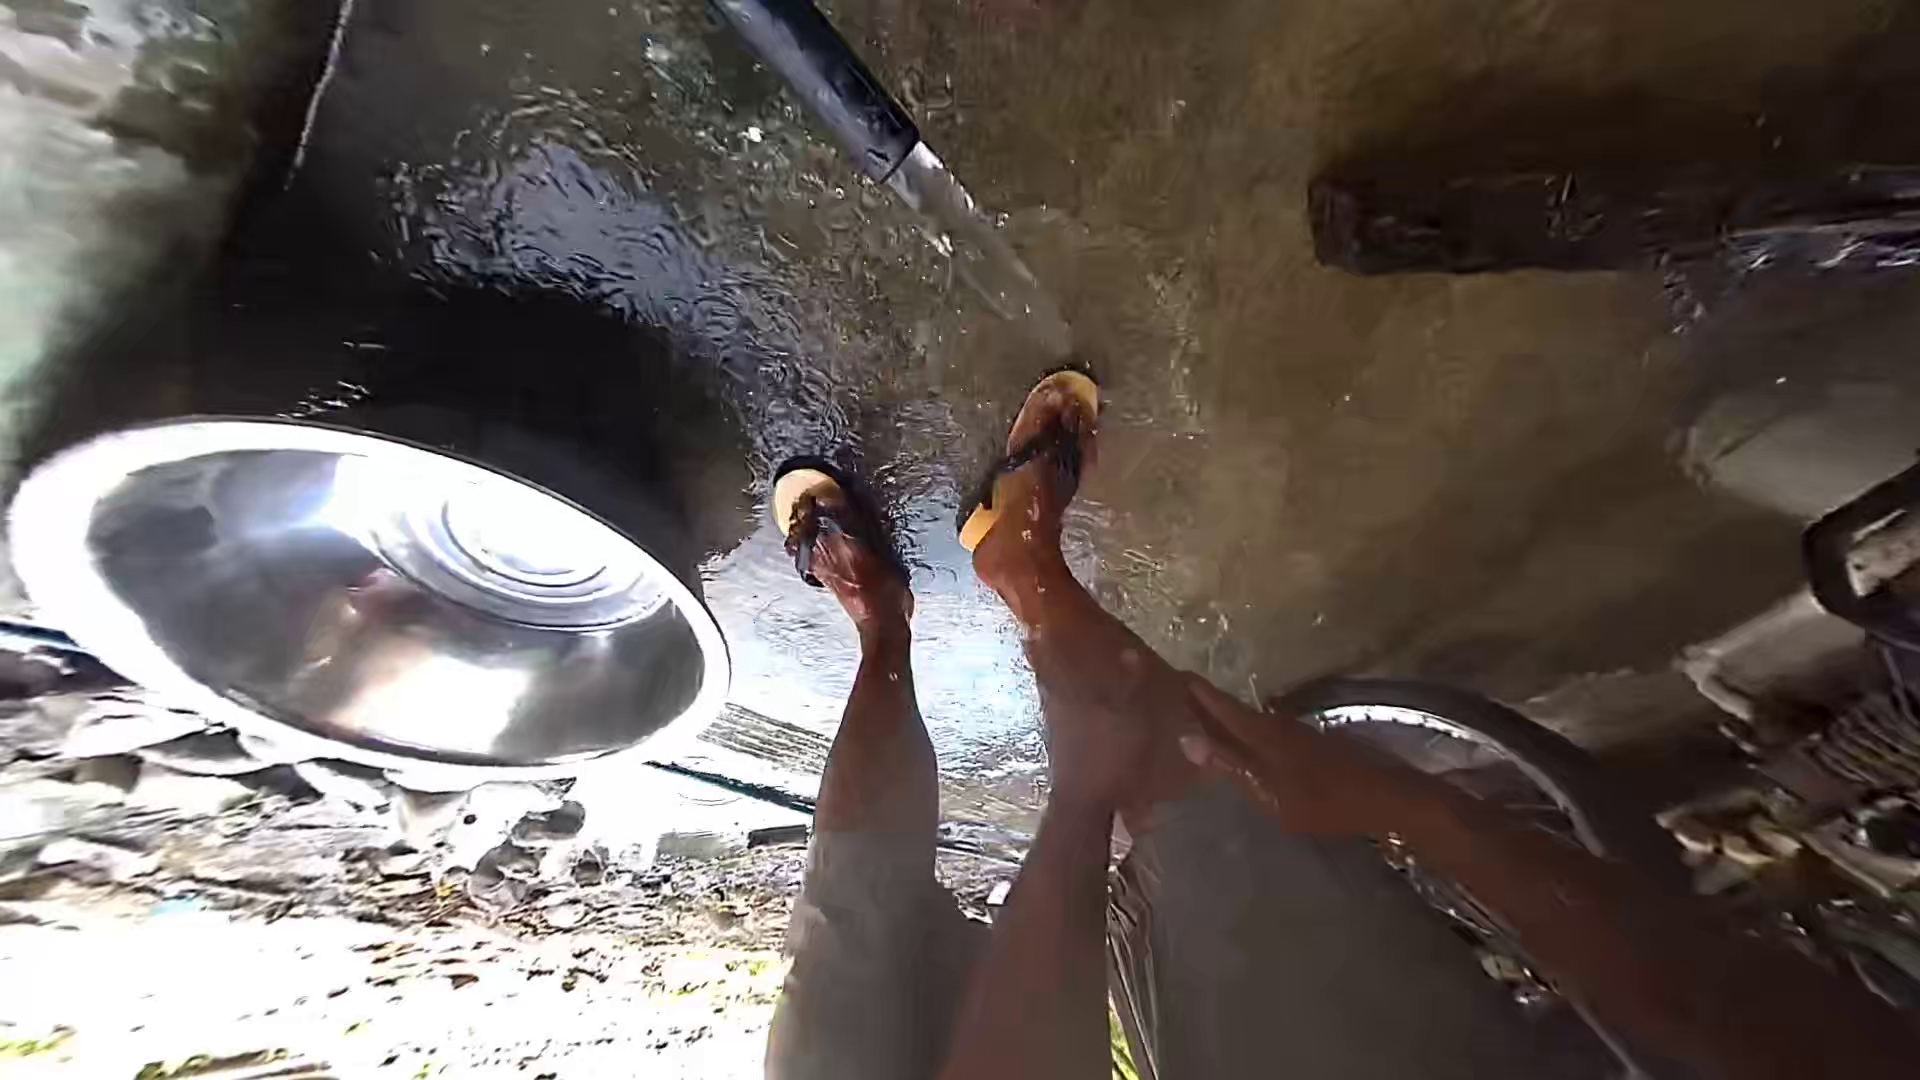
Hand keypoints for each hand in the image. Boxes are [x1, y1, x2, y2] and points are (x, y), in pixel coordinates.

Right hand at [1180, 678, 1430, 835]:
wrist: (1382, 797)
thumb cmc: (1319, 797)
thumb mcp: (1265, 789)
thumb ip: (1227, 763)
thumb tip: (1184, 737)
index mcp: (1258, 732)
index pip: (1219, 705)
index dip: (1197, 691)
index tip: (1175, 673)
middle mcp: (1272, 725)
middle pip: (1232, 707)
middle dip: (1207, 699)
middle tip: (1182, 689)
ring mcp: (1291, 734)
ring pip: (1248, 718)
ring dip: (1226, 713)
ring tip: (1205, 711)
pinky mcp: (1306, 745)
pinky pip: (1263, 728)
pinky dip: (1245, 727)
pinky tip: (1245, 736)